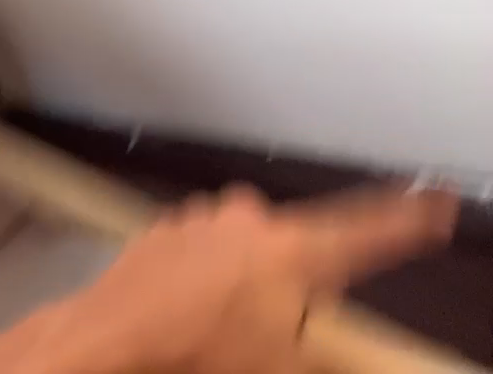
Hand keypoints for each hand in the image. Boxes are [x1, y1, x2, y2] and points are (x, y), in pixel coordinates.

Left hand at [0, 184, 457, 373]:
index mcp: (293, 250)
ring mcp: (196, 218)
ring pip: (242, 237)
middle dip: (297, 269)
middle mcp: (244, 221)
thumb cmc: (208, 347)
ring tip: (228, 313)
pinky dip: (208, 266)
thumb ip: (323, 331)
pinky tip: (196, 298)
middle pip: (293, 236)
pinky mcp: (162, 226)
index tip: (435, 198)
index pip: (368, 231)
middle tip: (281, 312)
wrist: (120, 330)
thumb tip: (319, 321)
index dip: (406, 218)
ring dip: (245, 268)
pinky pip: (202, 241)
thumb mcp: (295, 356)